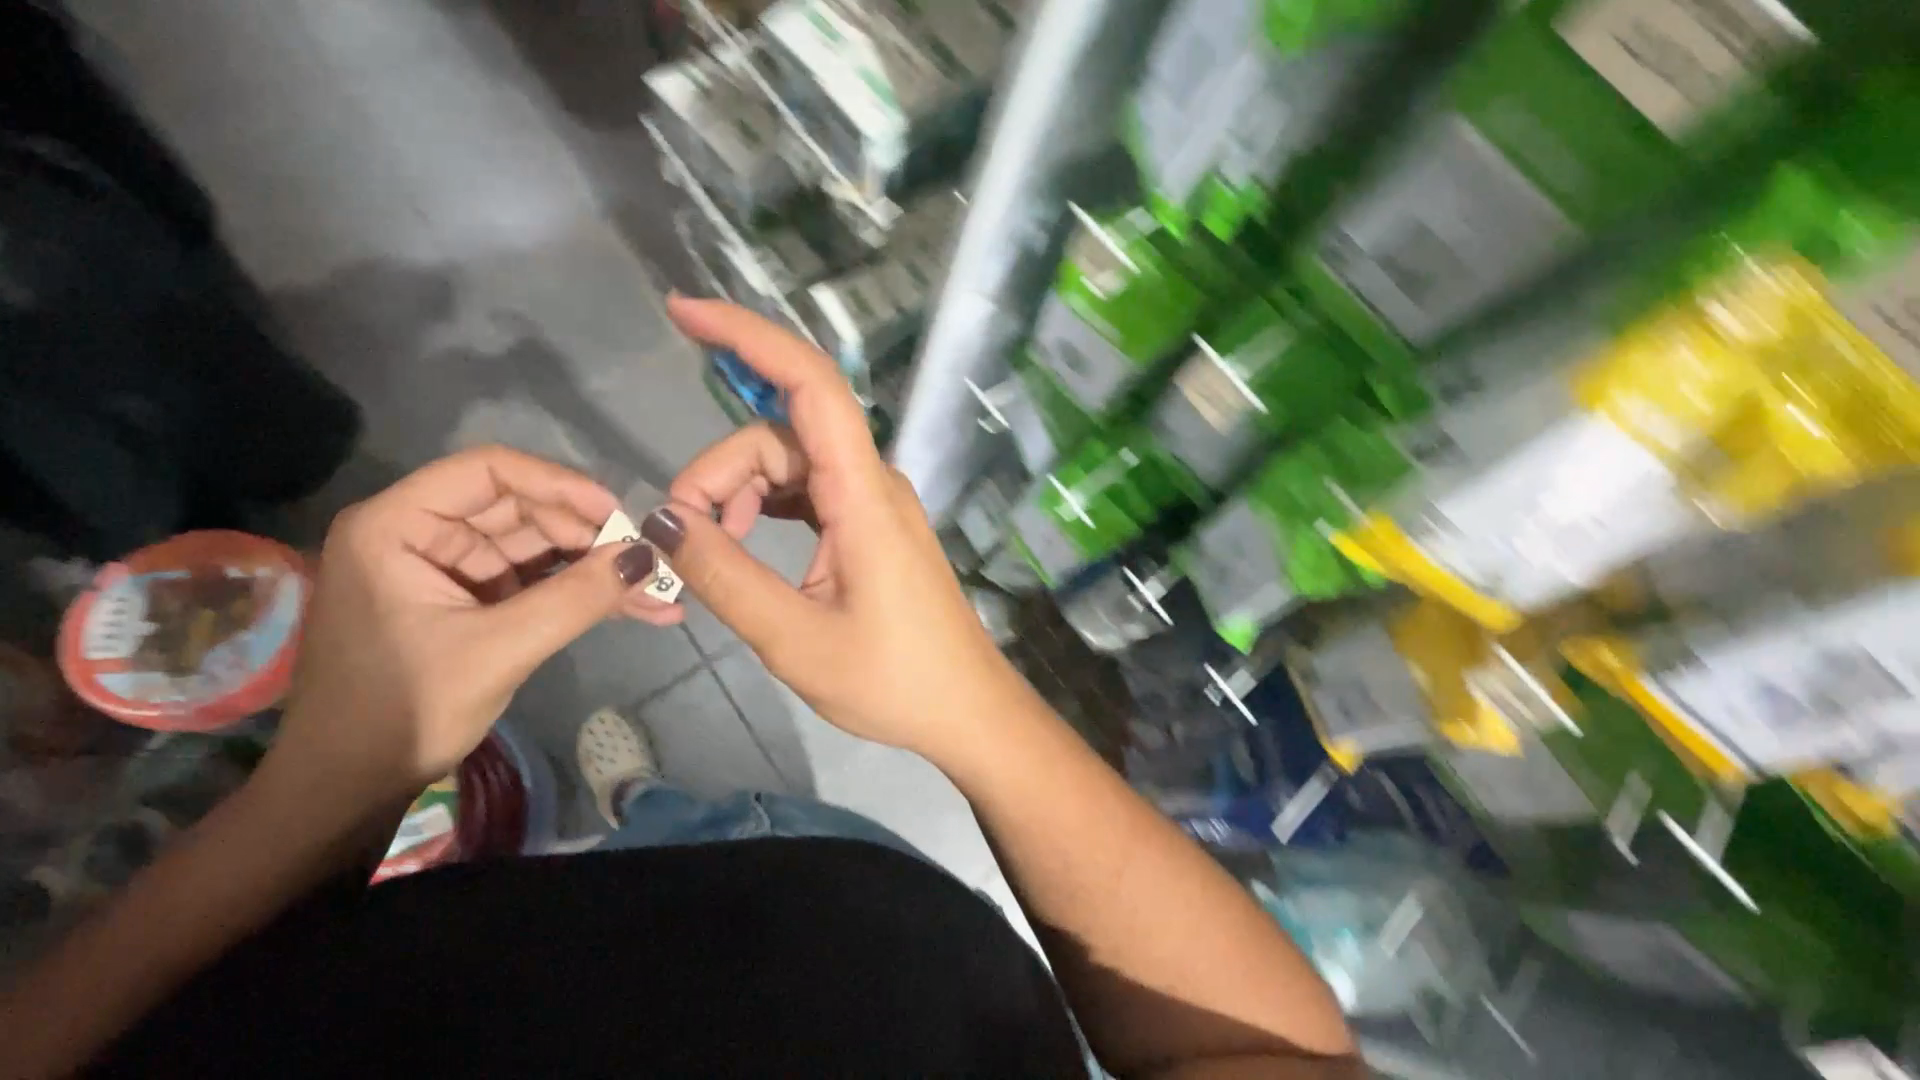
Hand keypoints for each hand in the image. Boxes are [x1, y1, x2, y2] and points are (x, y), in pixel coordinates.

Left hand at [272, 446, 671, 797]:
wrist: (350, 787)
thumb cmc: (404, 710)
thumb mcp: (498, 650)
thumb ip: (575, 598)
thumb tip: (648, 557)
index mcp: (398, 526)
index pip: (489, 472)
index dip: (560, 485)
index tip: (619, 514)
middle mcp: (421, 534)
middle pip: (521, 510)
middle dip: (588, 536)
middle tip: (647, 563)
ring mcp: (448, 570)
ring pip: (537, 548)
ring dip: (595, 569)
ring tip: (658, 590)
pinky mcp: (471, 603)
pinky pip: (535, 583)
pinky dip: (579, 595)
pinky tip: (636, 609)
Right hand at [645, 296, 1026, 757]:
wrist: (967, 712)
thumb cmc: (893, 680)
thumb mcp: (793, 638)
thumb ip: (724, 574)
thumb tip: (661, 519)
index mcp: (863, 494)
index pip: (809, 383)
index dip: (748, 336)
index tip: (683, 314)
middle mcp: (873, 482)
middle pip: (781, 434)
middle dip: (719, 468)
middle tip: (682, 534)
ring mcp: (875, 503)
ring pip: (791, 463)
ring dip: (740, 491)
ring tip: (710, 549)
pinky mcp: (872, 527)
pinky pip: (808, 492)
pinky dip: (766, 507)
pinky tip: (742, 546)